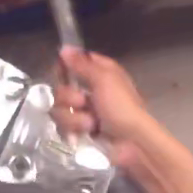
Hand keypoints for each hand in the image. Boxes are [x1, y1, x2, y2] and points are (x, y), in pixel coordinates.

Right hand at [51, 48, 161, 164]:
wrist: (132, 143)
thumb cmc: (122, 107)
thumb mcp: (104, 79)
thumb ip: (81, 64)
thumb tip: (64, 48)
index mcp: (100, 72)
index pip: (74, 61)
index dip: (66, 66)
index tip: (62, 72)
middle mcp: (91, 89)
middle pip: (62, 86)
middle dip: (69, 98)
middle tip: (83, 103)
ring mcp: (84, 110)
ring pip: (60, 108)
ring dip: (75, 117)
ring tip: (91, 124)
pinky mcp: (80, 129)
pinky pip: (63, 125)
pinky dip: (75, 130)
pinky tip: (87, 133)